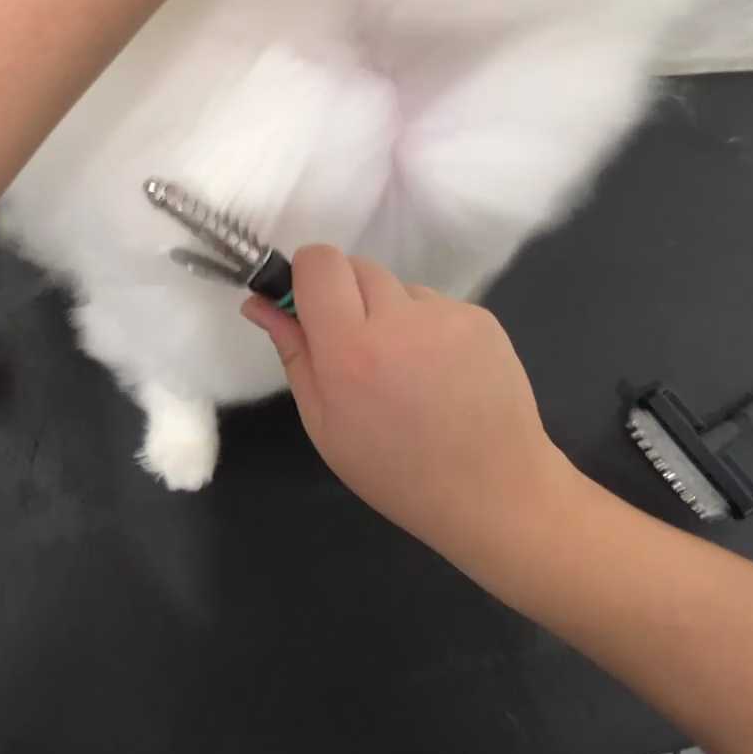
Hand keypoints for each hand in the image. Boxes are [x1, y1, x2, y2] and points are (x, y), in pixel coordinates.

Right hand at [242, 245, 587, 564]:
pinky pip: (434, 303)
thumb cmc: (394, 470)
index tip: (309, 307)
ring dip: (387, 313)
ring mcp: (448, 315)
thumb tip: (259, 302)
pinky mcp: (482, 317)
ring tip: (405, 371)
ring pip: (396, 286)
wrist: (494, 491)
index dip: (306, 275)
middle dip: (344, 296)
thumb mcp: (323, 423)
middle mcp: (400, 321)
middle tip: (356, 350)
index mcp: (352, 351)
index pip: (319, 262)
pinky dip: (425, 326)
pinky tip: (439, 373)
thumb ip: (293, 352)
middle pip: (354, 266)